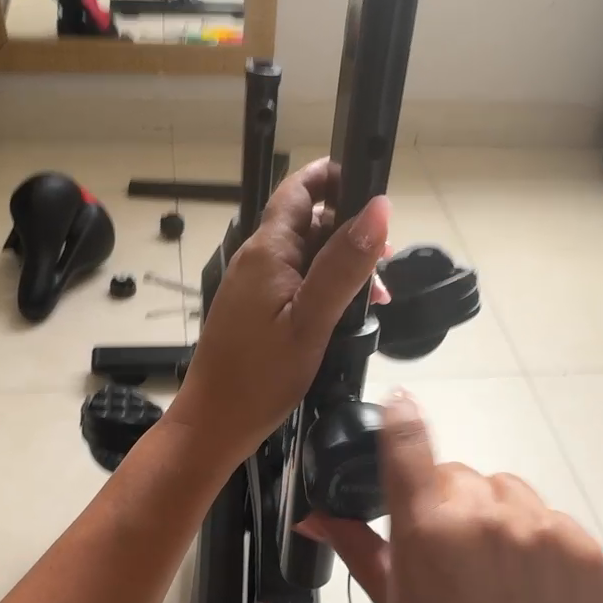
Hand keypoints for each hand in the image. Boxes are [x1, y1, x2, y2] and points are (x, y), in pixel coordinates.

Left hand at [163, 158, 388, 466]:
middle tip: (386, 264)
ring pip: (307, 257)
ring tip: (375, 298)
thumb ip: (343, 264)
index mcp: (268, 251)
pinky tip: (347, 315)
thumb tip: (378, 208)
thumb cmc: (260, 378)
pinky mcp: (255, 311)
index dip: (335, 178)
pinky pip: (296, 285)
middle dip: (350, 233)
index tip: (372, 188)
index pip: (300, 189)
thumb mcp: (312, 321)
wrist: (215, 424)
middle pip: (309, 223)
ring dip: (342, 266)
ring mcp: (254, 287)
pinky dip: (325, 291)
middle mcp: (257, 260)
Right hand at [298, 394, 602, 602]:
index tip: (399, 406)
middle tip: (445, 557)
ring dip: (491, 515)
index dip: (399, 418)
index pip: (408, 442)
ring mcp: (542, 528)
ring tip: (492, 575)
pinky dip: (533, 540)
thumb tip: (315, 516)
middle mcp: (487, 514)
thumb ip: (359, 550)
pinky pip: (546, 520)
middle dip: (444, 502)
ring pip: (504, 492)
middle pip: (457, 475)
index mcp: (428, 530)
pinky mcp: (584, 545)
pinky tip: (529, 589)